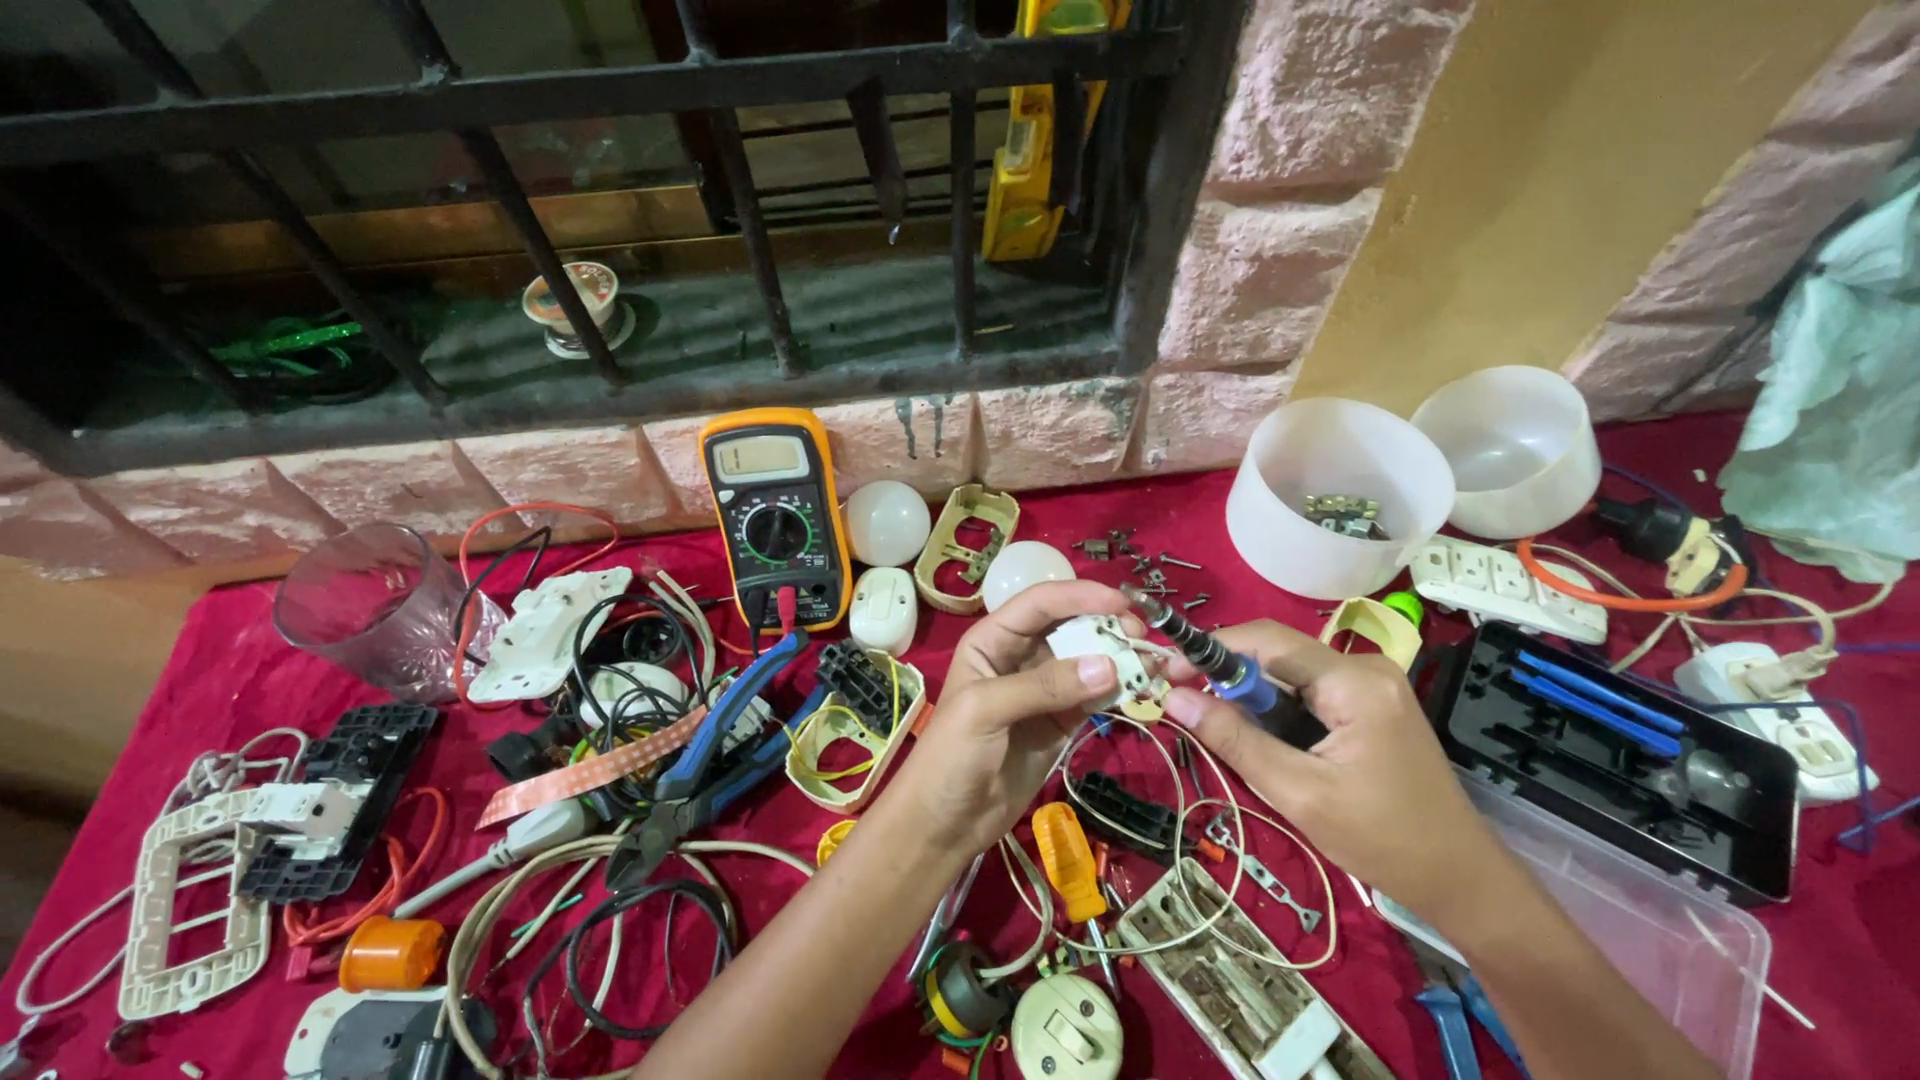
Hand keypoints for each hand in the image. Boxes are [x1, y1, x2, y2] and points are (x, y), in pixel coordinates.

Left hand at [883, 580, 1137, 853]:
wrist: (944, 824)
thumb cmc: (949, 757)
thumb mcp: (985, 711)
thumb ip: (1043, 686)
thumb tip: (1110, 666)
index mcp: (992, 641)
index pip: (1040, 603)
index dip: (1079, 596)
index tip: (1121, 604)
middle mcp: (1020, 657)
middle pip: (1070, 627)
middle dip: (1107, 626)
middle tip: (1143, 639)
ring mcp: (1044, 690)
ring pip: (1088, 661)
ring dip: (1122, 658)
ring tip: (1156, 663)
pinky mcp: (1061, 722)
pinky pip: (1095, 697)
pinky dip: (1121, 691)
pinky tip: (1144, 688)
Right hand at [1163, 620, 1512, 932]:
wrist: (1459, 878)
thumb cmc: (1381, 839)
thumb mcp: (1297, 794)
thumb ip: (1235, 741)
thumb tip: (1174, 699)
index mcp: (1355, 681)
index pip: (1267, 640)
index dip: (1212, 650)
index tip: (1168, 673)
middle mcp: (1366, 668)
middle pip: (1278, 654)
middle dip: (1229, 679)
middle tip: (1189, 710)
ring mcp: (1373, 685)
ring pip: (1290, 674)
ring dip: (1252, 699)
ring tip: (1225, 735)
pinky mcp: (1372, 704)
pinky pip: (1309, 692)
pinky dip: (1278, 711)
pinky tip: (1266, 743)